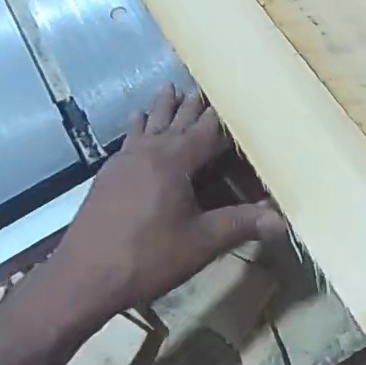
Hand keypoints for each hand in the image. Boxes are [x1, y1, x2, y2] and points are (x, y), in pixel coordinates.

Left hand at [50, 86, 285, 319]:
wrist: (82, 278)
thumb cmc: (147, 257)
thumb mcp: (202, 242)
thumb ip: (242, 224)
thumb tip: (283, 221)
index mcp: (174, 161)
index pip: (208, 131)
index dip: (226, 117)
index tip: (241, 98)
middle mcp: (149, 152)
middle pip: (177, 121)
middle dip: (195, 106)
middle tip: (208, 85)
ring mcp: (124, 162)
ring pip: (149, 125)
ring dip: (163, 108)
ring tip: (170, 87)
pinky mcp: (109, 176)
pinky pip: (130, 140)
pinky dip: (138, 126)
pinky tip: (136, 119)